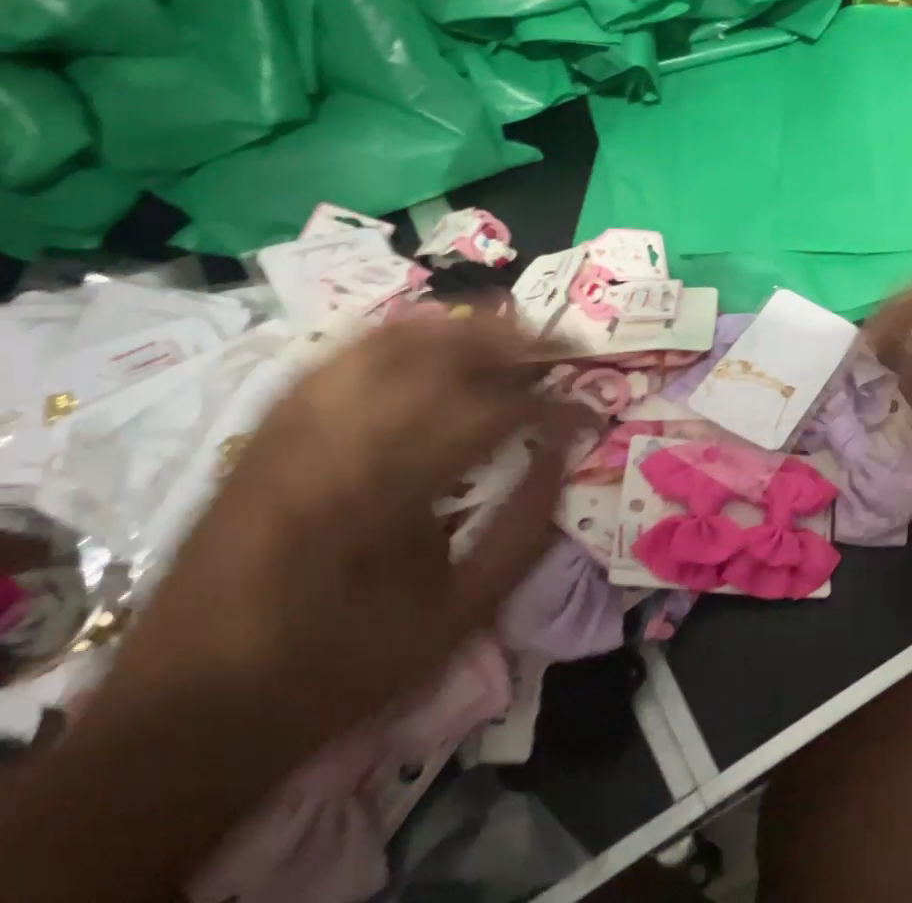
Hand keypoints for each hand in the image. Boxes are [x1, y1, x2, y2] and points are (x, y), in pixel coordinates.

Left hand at [103, 314, 591, 755]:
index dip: (554, 405)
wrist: (192, 705)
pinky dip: (393, 340)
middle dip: (514, 344)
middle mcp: (334, 440)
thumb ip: (522, 532)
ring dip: (458, 332)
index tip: (593, 415)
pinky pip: (337, 360)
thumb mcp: (456, 616)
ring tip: (512, 334)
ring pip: (384, 343)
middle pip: (438, 355)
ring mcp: (290, 428)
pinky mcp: (264, 433)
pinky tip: (430, 342)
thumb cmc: (342, 668)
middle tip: (565, 353)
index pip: (492, 413)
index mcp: (388, 492)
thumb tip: (561, 458)